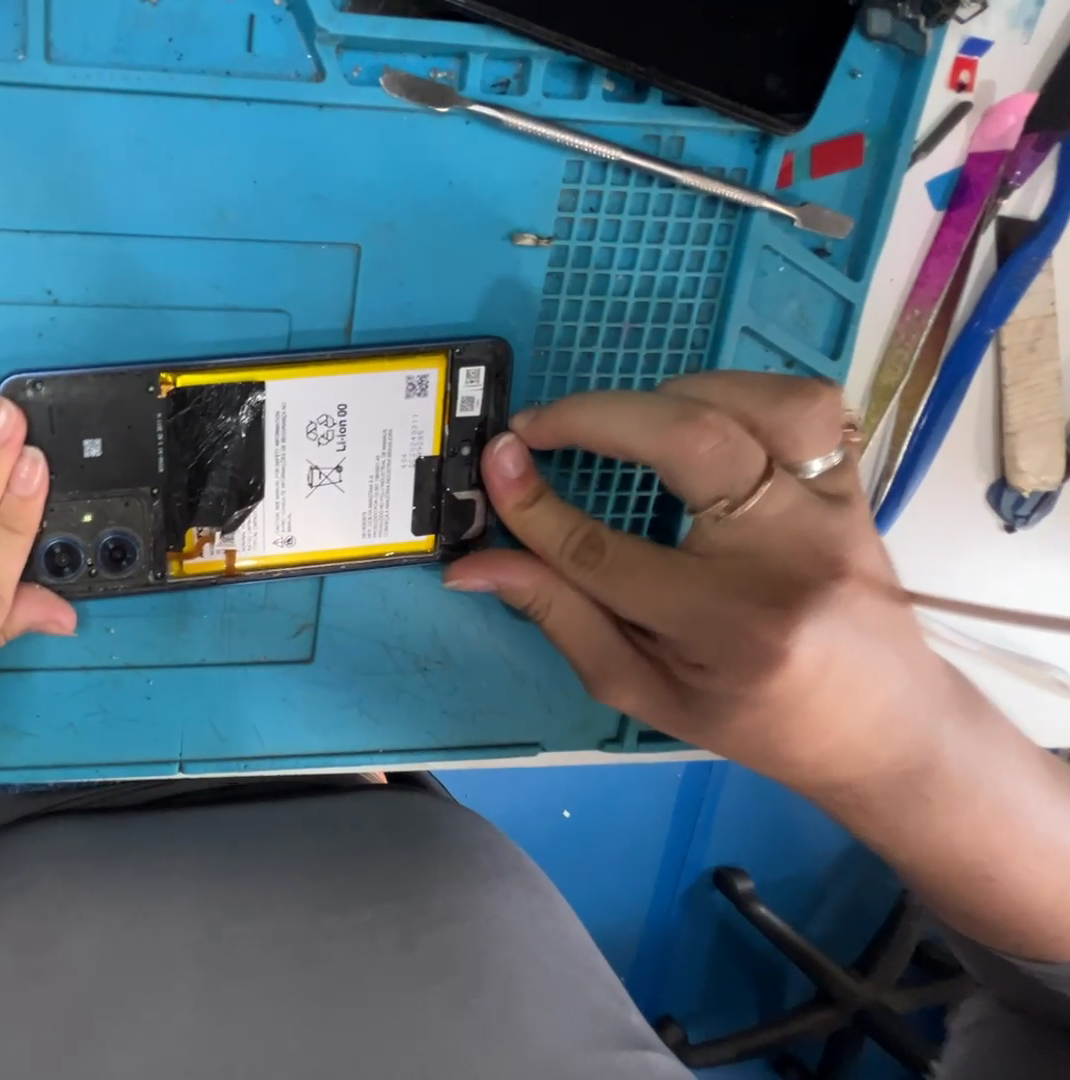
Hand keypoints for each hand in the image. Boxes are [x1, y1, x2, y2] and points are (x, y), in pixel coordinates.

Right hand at [445, 372, 964, 793]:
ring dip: (676, 395)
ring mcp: (836, 514)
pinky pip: (811, 408)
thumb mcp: (631, 683)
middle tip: (535, 426)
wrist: (883, 731)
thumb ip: (554, 614)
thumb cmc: (743, 715)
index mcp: (723, 625)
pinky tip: (691, 412)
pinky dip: (740, 393)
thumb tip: (470, 567)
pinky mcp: (856, 490)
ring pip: (767, 407)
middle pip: (693, 446)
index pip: (601, 550)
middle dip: (595, 419)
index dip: (532, 504)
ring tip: (621, 417)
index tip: (493, 463)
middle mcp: (789, 557)